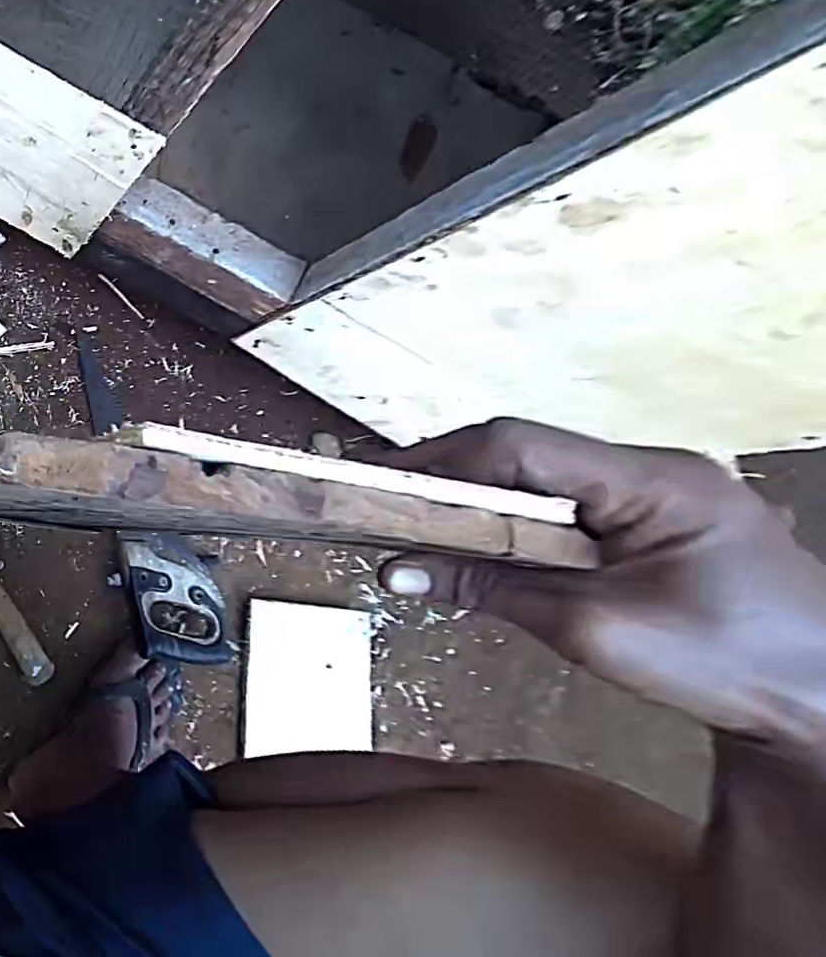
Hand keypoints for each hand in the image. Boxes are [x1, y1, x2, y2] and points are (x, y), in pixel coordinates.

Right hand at [378, 419, 825, 750]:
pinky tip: (476, 536)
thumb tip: (392, 572)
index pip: (517, 445)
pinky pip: (552, 496)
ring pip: (529, 471)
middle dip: (447, 476)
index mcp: (655, 483)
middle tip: (389, 505)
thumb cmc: (733, 668)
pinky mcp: (645, 513)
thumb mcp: (588, 628)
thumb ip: (483, 588)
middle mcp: (652, 469)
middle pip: (517, 451)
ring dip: (472, 496)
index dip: (440, 460)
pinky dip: (502, 512)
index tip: (381, 486)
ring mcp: (652, 488)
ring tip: (419, 522)